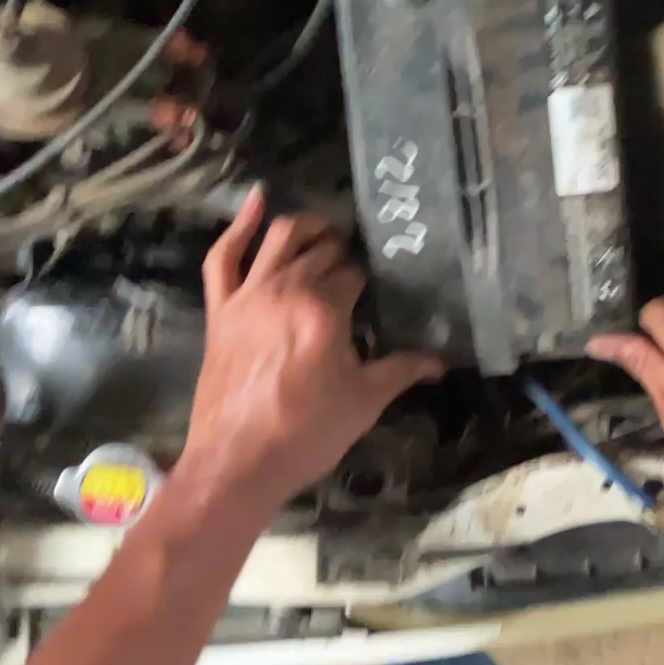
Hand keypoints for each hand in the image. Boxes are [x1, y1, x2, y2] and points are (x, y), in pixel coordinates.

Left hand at [180, 188, 443, 511]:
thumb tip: (442, 362)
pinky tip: (256, 199)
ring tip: (325, 229)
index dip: (366, 280)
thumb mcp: (363, 402)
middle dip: (342, 251)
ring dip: (305, 226)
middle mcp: (285, 289)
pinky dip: (238, 225)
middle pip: (320, 253)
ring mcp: (247, 296)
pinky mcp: (221, 309)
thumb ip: (402, 370)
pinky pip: (223, 257)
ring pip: (278, 239)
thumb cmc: (306, 433)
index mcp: (324, 309)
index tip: (374, 290)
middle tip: (355, 263)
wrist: (235, 465)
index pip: (352, 275)